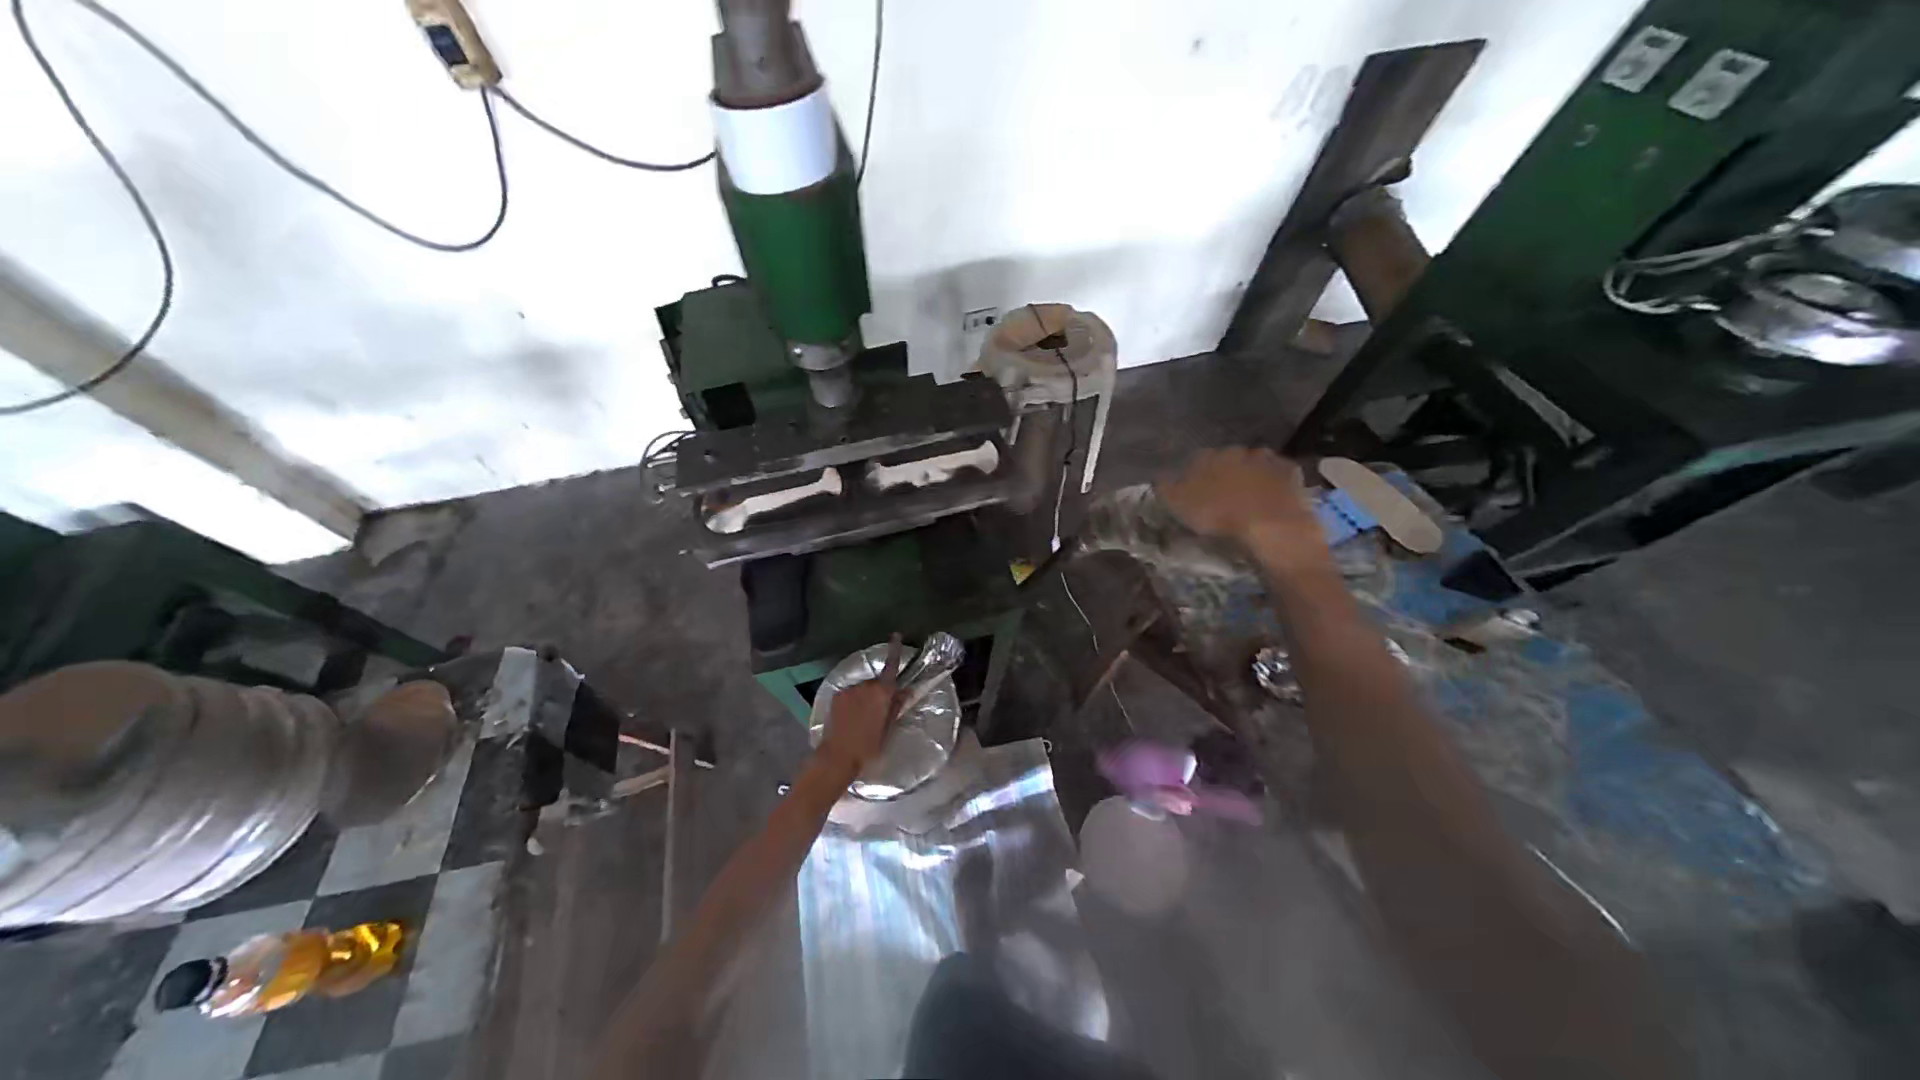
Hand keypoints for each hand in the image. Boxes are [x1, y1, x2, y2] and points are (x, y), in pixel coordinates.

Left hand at [817, 635, 902, 774]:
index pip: (891, 666)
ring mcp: (850, 690)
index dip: (894, 649)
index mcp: (882, 693)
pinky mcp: (837, 696)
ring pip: (862, 689)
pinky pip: (850, 694)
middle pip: (877, 683)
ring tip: (863, 718)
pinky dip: (853, 701)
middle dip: (879, 691)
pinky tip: (851, 717)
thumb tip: (907, 689)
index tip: (896, 635)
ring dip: (865, 697)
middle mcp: (866, 686)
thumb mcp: (888, 728)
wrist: (838, 755)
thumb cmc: (869, 745)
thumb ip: (897, 705)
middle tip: (879, 712)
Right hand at [1157, 447, 1332, 576]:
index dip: (1196, 476)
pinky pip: (1280, 474)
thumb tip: (1159, 476)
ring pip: (1255, 463)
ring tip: (1250, 498)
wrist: (1270, 525)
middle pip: (1228, 459)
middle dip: (1226, 473)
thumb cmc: (1219, 516)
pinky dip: (1275, 483)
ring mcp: (1267, 459)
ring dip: (1252, 475)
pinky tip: (1273, 498)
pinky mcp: (1291, 472)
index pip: (1197, 460)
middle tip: (1225, 496)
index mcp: (1208, 456)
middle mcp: (1237, 451)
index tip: (1197, 492)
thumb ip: (1166, 487)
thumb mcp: (1179, 505)